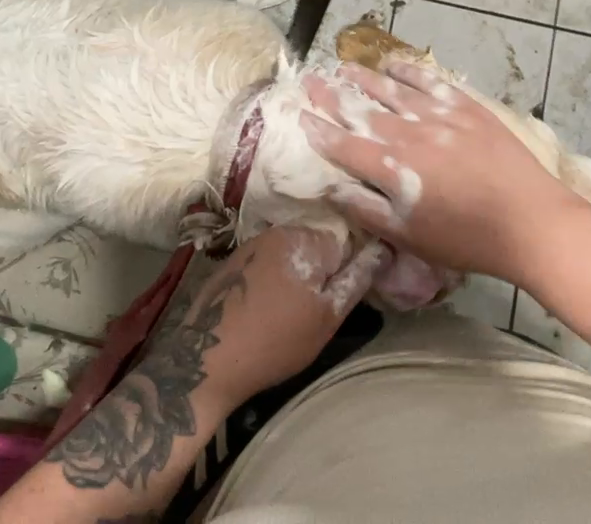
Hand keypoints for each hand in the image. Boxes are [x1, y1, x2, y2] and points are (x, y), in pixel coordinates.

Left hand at [164, 225, 388, 412]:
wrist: (205, 360)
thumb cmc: (275, 341)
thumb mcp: (327, 317)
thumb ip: (357, 278)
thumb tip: (385, 247)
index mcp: (307, 239)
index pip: (348, 242)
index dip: (351, 272)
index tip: (342, 299)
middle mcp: (279, 230)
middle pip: (318, 246)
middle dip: (323, 273)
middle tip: (316, 313)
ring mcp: (252, 244)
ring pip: (293, 255)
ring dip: (298, 277)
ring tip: (291, 314)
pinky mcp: (233, 261)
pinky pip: (268, 262)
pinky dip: (274, 280)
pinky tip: (267, 309)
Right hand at [300, 61, 581, 280]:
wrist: (529, 222)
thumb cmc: (466, 239)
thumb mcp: (409, 236)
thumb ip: (366, 210)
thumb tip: (330, 187)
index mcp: (392, 169)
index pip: (344, 145)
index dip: (319, 129)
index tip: (301, 114)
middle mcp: (409, 134)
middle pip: (362, 110)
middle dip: (332, 95)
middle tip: (311, 79)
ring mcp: (439, 116)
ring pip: (392, 90)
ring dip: (364, 78)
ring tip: (343, 67)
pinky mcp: (467, 108)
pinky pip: (430, 82)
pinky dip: (409, 71)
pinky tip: (394, 65)